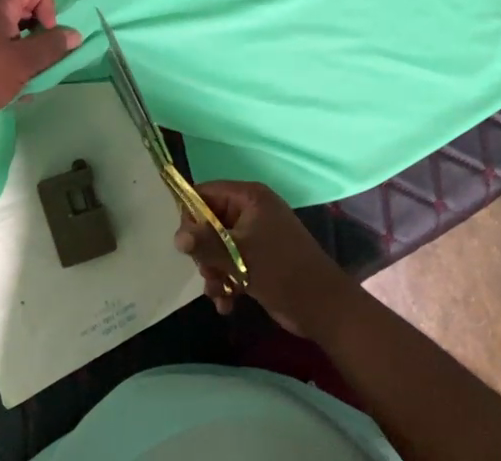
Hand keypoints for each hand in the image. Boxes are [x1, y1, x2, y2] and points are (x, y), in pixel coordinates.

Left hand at [0, 0, 81, 130]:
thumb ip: (53, 45)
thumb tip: (74, 34)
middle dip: (38, 27)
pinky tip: (15, 82)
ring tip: (30, 73)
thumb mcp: (25, 62)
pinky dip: (11, 55)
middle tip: (40, 54)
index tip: (46, 33)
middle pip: (20, 4)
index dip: (46, 4)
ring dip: (26, 45)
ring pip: (10, 26)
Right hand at [174, 180, 353, 339]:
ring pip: (218, 247)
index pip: (205, 193)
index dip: (191, 215)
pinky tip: (225, 304)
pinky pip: (231, 263)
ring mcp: (257, 236)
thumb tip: (177, 237)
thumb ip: (205, 243)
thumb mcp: (238, 255)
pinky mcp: (260, 260)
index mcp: (250, 198)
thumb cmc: (281, 271)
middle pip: (209, 223)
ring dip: (213, 271)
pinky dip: (226, 281)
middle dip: (204, 252)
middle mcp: (252, 212)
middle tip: (206, 271)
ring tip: (218, 292)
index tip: (186, 242)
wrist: (323, 308)